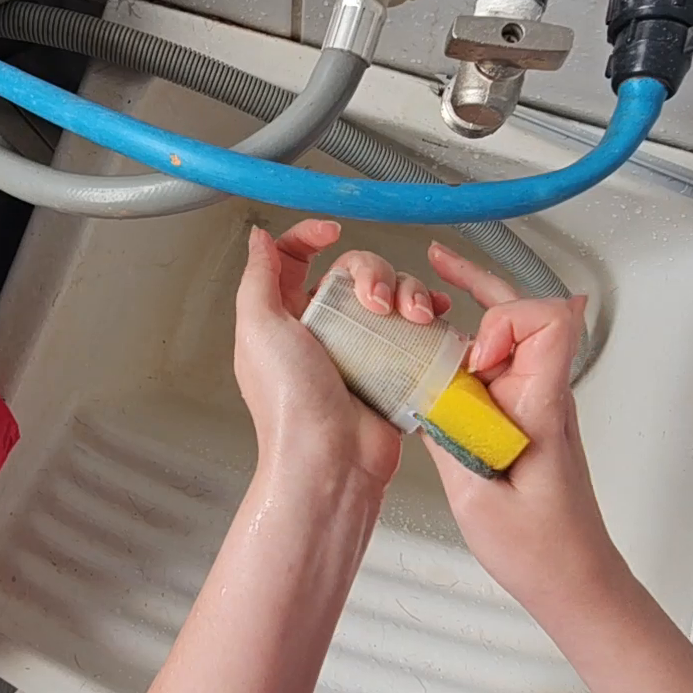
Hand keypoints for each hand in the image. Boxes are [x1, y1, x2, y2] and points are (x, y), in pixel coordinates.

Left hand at [234, 220, 450, 490]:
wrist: (331, 460)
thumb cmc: (290, 403)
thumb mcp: (258, 329)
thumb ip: (257, 277)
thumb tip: (258, 237)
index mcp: (283, 314)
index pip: (294, 257)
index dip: (310, 235)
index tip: (331, 231)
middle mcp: (321, 326)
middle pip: (352, 270)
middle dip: (373, 271)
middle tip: (377, 301)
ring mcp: (359, 345)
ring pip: (388, 293)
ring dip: (406, 291)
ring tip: (415, 316)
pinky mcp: (391, 364)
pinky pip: (414, 325)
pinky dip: (428, 313)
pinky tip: (435, 316)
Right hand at [422, 242, 619, 610]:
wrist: (575, 581)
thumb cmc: (538, 549)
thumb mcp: (475, 493)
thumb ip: (447, 431)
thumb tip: (421, 386)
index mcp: (541, 405)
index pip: (548, 322)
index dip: (503, 322)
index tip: (473, 359)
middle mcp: (542, 393)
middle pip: (527, 313)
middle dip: (479, 281)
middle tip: (436, 259)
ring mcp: (534, 403)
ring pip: (510, 335)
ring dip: (472, 307)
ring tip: (427, 291)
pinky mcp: (522, 416)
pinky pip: (498, 365)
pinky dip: (467, 345)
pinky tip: (438, 345)